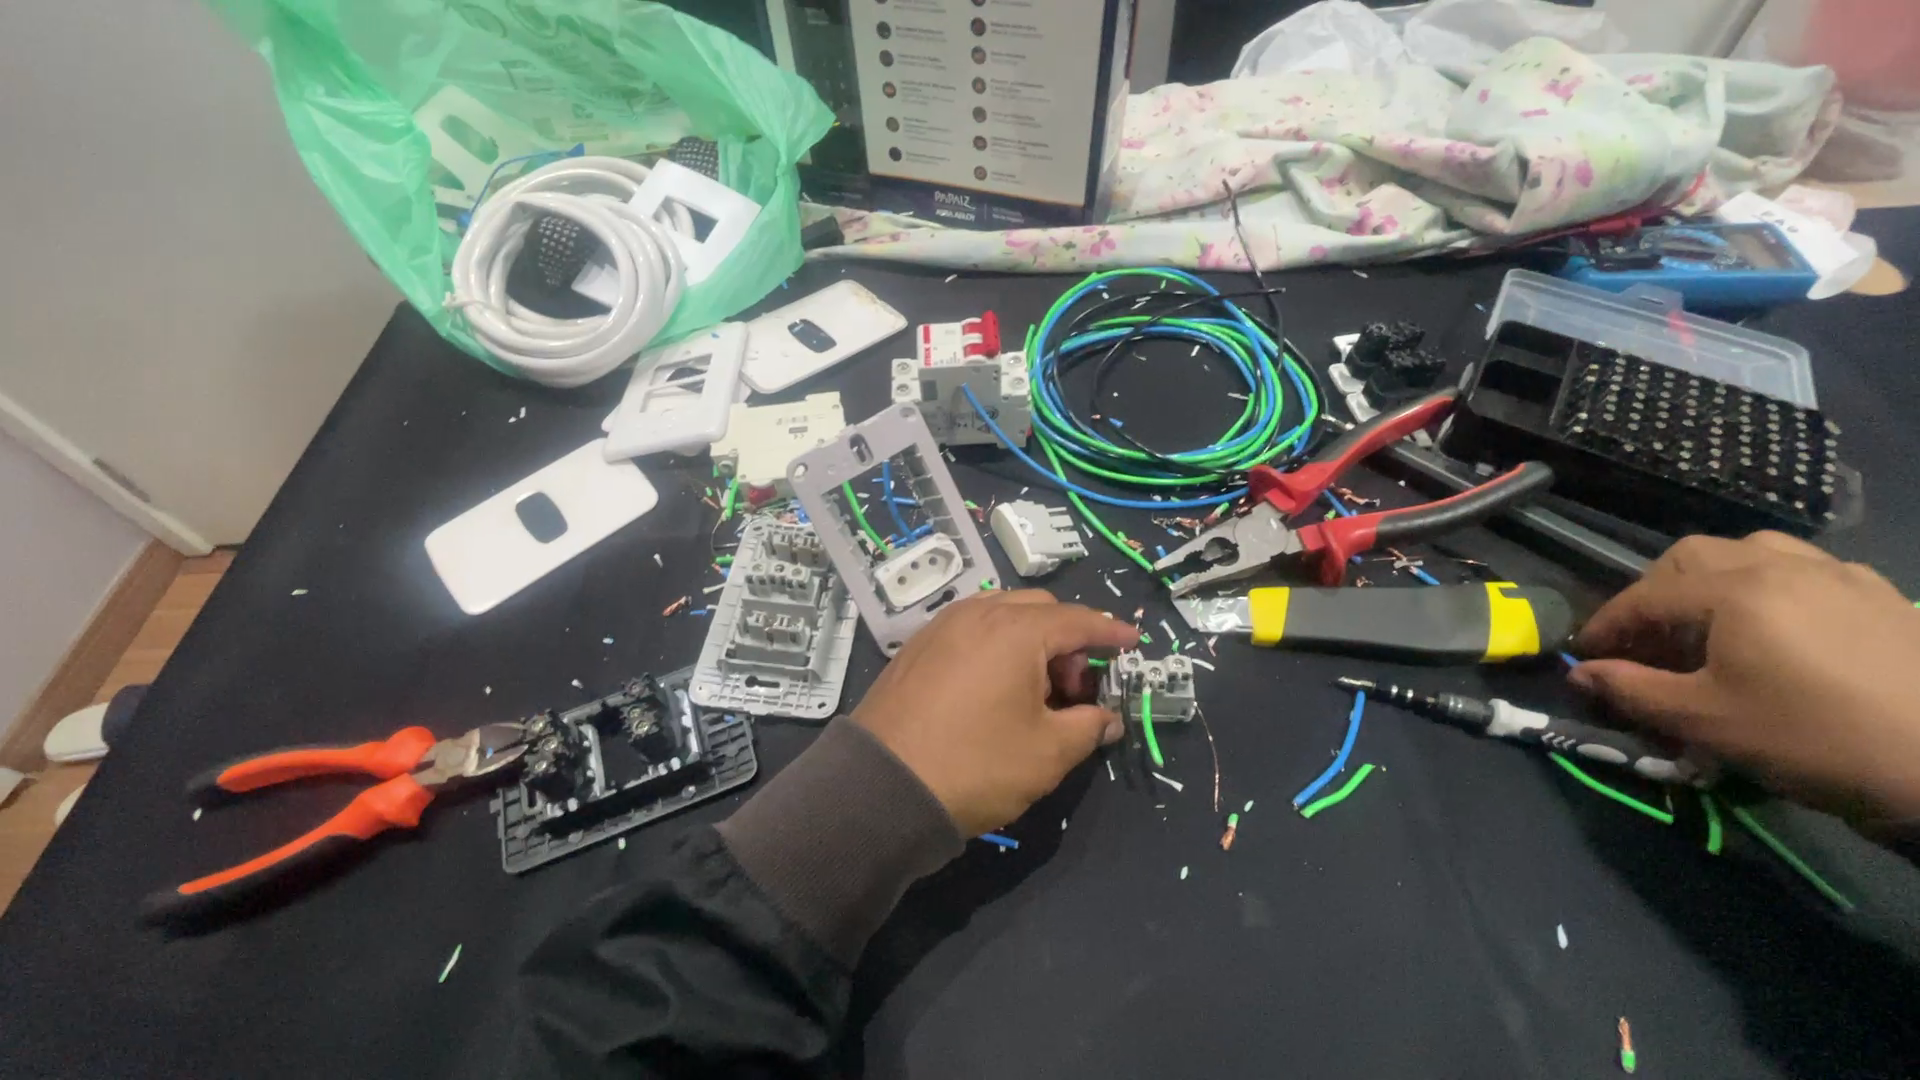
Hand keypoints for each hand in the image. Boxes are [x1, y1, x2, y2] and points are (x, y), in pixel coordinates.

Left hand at [852, 589, 1139, 835]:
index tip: (1133, 642)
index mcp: (1016, 630)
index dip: (1110, 632)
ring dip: (1031, 643)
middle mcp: (978, 614)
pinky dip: (997, 648)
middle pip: (1039, 611)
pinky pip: (972, 632)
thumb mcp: (1047, 754)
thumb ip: (1088, 727)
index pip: (1077, 620)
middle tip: (1076, 689)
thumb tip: (1107, 718)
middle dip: (1068, 641)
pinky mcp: (917, 647)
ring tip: (1036, 694)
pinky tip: (997, 689)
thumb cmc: (976, 765)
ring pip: (1002, 617)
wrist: (882, 788)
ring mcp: (942, 627)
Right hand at [1570, 532, 1919, 820]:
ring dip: (1714, 578)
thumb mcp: (1704, 721)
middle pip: (1694, 557)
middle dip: (1655, 592)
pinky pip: (1809, 570)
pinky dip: (1772, 586)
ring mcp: (1842, 577)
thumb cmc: (1814, 739)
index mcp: (1735, 590)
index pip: (1645, 597)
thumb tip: (1579, 674)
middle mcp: (1784, 566)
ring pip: (1755, 551)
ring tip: (1709, 622)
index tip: (1584, 656)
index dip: (1606, 626)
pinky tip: (1779, 627)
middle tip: (1647, 638)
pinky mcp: (1886, 598)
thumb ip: (1630, 689)